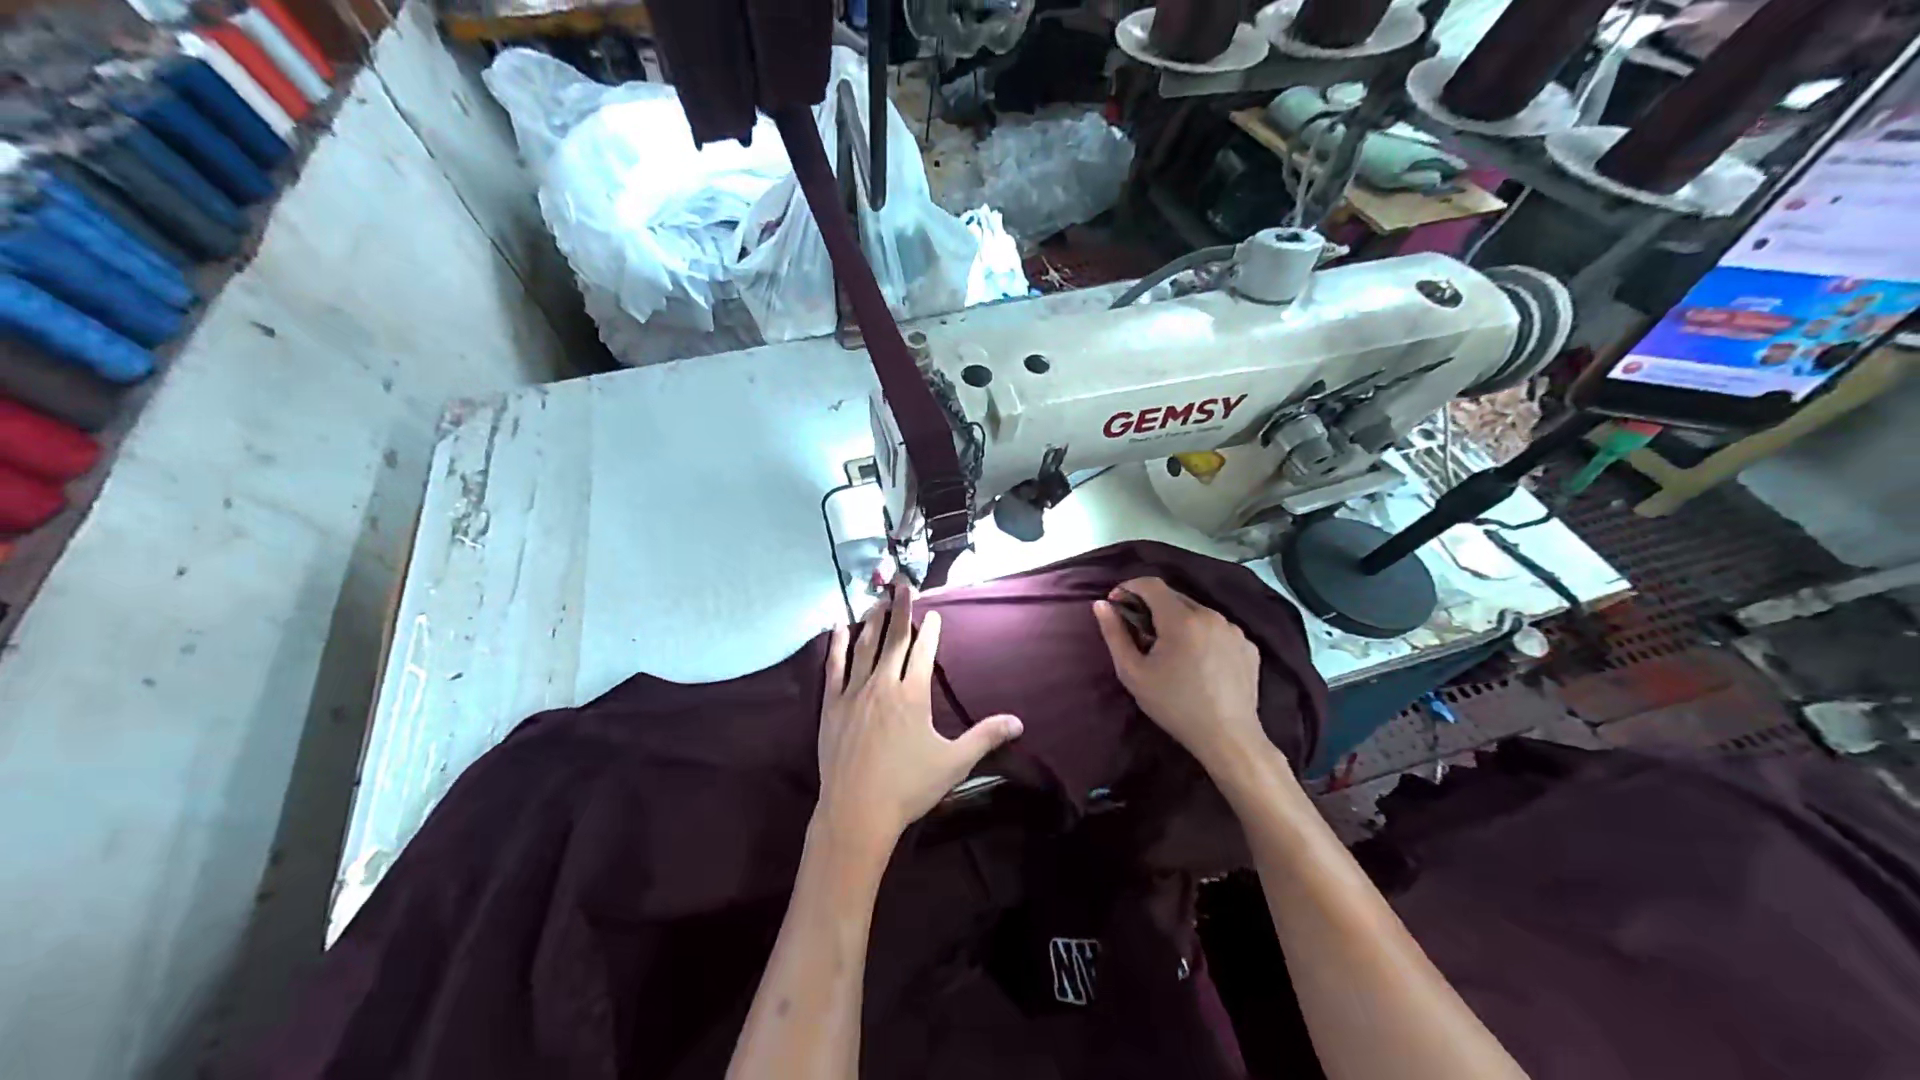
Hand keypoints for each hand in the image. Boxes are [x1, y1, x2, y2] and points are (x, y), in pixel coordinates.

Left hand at [816, 581, 1023, 852]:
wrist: (856, 811)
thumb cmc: (908, 787)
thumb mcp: (954, 762)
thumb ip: (985, 737)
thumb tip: (1019, 722)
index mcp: (913, 694)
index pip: (923, 652)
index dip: (930, 630)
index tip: (933, 613)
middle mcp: (883, 685)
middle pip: (893, 639)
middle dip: (899, 610)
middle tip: (900, 585)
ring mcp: (854, 693)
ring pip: (864, 647)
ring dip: (872, 621)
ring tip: (877, 601)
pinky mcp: (832, 705)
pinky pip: (834, 667)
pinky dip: (837, 645)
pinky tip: (838, 628)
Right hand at [1092, 577, 1267, 772]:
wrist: (1228, 738)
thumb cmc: (1174, 706)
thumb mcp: (1133, 673)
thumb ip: (1114, 634)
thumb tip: (1101, 605)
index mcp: (1182, 619)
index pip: (1151, 584)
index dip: (1129, 587)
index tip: (1117, 604)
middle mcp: (1211, 616)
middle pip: (1174, 597)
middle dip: (1152, 607)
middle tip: (1141, 635)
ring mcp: (1234, 630)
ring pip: (1197, 613)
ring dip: (1179, 622)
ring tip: (1172, 652)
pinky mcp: (1249, 646)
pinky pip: (1218, 630)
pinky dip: (1202, 636)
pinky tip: (1199, 663)